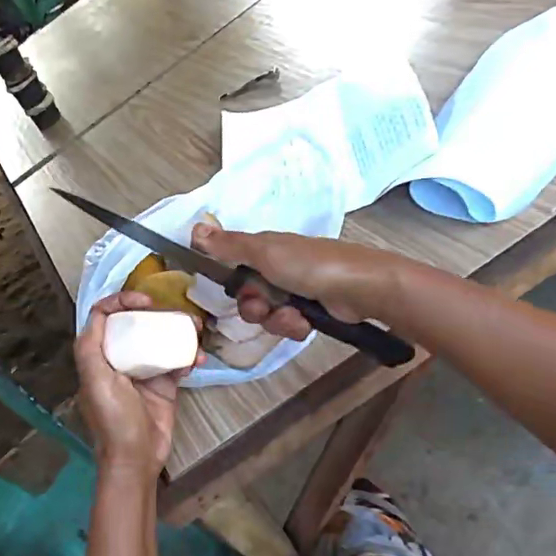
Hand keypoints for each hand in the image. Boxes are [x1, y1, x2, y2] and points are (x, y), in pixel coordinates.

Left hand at [74, 291, 202, 477]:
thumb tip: (99, 313)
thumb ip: (91, 347)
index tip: (146, 301)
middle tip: (179, 314)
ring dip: (179, 332)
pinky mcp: (164, 385)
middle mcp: (119, 359)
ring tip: (197, 330)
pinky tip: (198, 359)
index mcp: (98, 356)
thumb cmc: (114, 420)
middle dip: (159, 313)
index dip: (123, 301)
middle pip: (137, 324)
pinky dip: (188, 357)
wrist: (136, 458)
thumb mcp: (95, 382)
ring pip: (160, 340)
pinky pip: (177, 362)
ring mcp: (144, 371)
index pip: (106, 316)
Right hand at [191, 225, 408, 341]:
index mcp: (267, 250)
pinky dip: (294, 326)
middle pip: (249, 297)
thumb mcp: (264, 252)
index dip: (233, 284)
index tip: (234, 290)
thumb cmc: (310, 265)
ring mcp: (296, 291)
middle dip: (255, 307)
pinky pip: (288, 325)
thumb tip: (194, 228)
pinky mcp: (311, 312)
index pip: (235, 269)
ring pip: (268, 315)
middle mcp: (279, 269)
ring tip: (294, 315)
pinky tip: (306, 322)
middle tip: (267, 306)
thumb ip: (229, 246)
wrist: (360, 287)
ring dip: (276, 320)